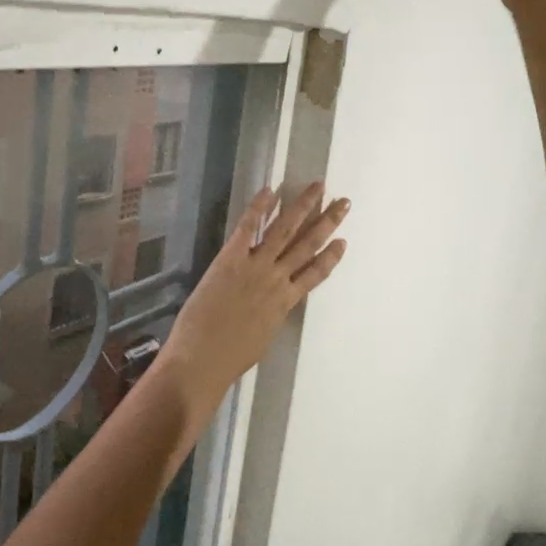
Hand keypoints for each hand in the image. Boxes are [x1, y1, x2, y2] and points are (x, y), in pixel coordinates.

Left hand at [154, 183, 348, 405]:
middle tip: (344, 202)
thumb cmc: (231, 357)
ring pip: (285, 230)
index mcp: (286, 302)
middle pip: (307, 244)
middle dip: (327, 221)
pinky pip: (249, 227)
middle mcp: (276, 279)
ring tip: (318, 187)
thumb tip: (273, 305)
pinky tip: (271, 190)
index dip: (331, 256)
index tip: (343, 240)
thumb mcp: (263, 337)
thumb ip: (271, 315)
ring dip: (302, 206)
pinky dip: (260, 208)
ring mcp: (255, 266)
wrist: (202, 358)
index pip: (315, 273)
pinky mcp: (231, 258)